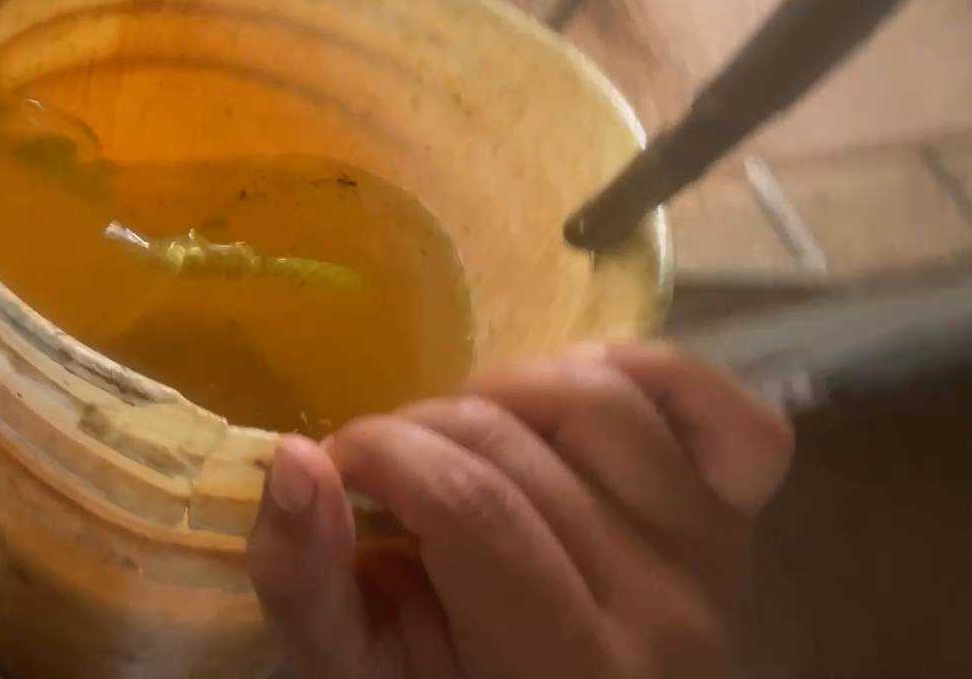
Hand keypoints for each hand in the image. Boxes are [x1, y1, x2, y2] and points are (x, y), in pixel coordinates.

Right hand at [246, 341, 792, 678]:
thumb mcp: (341, 663)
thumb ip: (300, 573)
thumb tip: (293, 454)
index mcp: (563, 668)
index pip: (471, 505)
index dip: (379, 455)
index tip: (338, 467)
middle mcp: (664, 613)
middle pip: (514, 446)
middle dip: (413, 430)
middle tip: (385, 471)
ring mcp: (711, 561)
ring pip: (601, 399)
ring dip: (500, 393)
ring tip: (459, 437)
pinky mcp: (735, 525)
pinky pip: (734, 420)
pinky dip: (643, 378)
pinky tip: (566, 402)